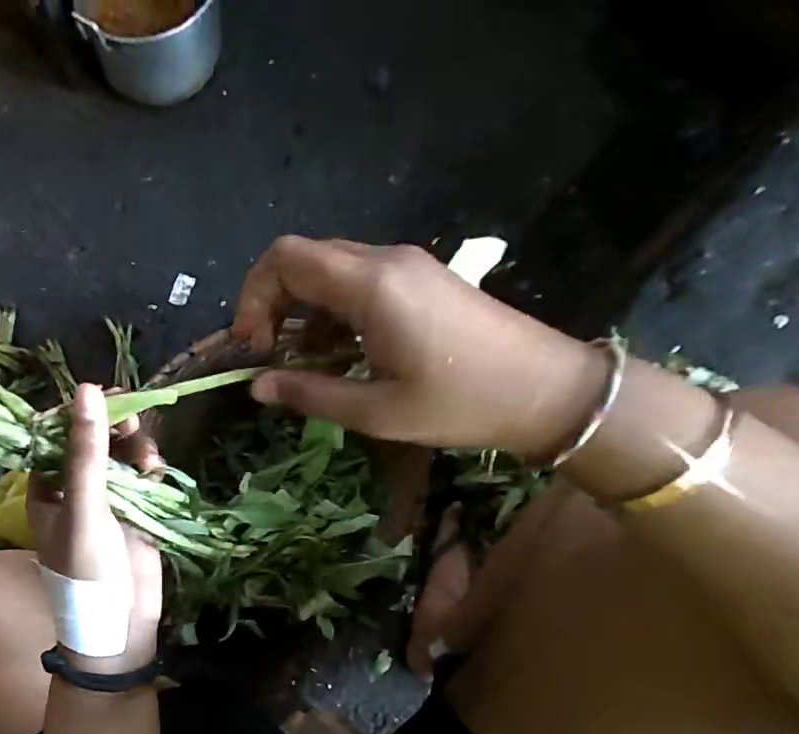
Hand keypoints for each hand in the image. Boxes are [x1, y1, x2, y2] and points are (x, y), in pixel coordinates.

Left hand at [28, 385, 163, 673]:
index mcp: (46, 487)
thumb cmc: (88, 568)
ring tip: (148, 456)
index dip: (77, 413)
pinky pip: (144, 477)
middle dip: (113, 428)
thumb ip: (87, 451)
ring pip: (122, 456)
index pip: (56, 435)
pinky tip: (157, 471)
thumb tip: (87, 391)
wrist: (120, 622)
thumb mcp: (84, 506)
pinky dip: (151, 469)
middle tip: (132, 418)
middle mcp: (75, 488)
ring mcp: (108, 500)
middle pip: (94, 441)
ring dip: (135, 448)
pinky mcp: (137, 511)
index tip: (103, 395)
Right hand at [231, 236, 610, 458]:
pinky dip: (337, 309)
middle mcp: (386, 260)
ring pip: (333, 268)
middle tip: (271, 355)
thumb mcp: (378, 411)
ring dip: (307, 309)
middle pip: (305, 257)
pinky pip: (362, 280)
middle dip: (274, 302)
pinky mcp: (424, 278)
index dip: (253, 297)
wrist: (545, 389)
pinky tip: (345, 351)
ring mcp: (409, 265)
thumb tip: (258, 385)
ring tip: (308, 362)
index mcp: (371, 285)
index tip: (253, 348)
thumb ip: (311, 393)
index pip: (284, 259)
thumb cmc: (461, 404)